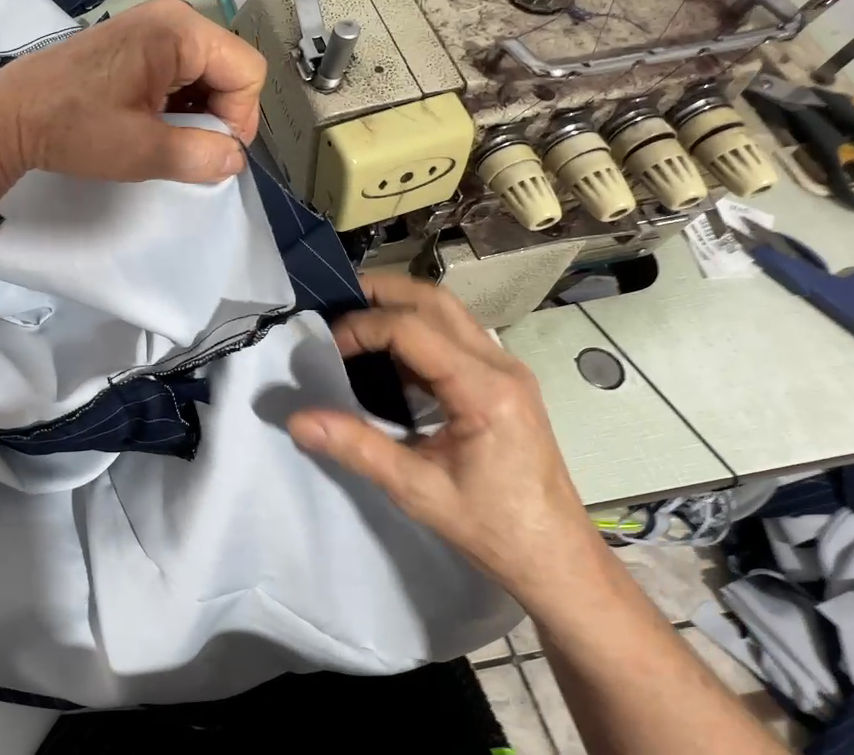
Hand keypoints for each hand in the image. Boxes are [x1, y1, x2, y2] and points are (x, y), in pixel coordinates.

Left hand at [0, 0, 264, 194]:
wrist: (8, 117)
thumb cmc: (73, 129)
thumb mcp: (142, 151)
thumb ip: (201, 156)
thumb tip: (235, 159)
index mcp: (179, 30)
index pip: (247, 70)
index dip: (239, 117)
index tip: (212, 150)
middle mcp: (170, 16)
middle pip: (228, 67)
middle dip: (217, 112)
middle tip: (185, 147)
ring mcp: (148, 26)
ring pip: (204, 71)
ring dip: (195, 110)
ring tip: (162, 137)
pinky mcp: (132, 42)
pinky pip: (177, 70)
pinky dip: (175, 101)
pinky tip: (149, 124)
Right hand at [287, 273, 600, 604]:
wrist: (556, 560)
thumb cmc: (493, 529)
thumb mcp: (417, 491)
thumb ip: (357, 447)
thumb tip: (297, 420)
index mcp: (484, 390)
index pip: (412, 328)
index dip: (362, 328)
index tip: (325, 349)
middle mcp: (501, 367)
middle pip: (434, 301)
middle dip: (380, 292)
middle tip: (331, 303)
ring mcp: (506, 371)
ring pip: (446, 312)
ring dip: (397, 306)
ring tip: (350, 321)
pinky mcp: (502, 383)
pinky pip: (453, 336)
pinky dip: (413, 330)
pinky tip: (382, 355)